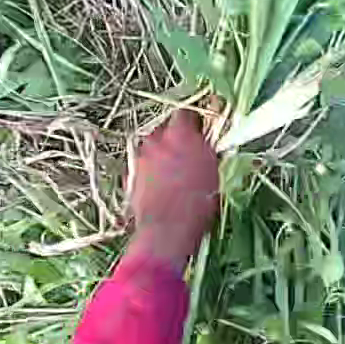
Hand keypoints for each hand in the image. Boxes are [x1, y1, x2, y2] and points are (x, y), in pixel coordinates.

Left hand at [124, 109, 218, 270]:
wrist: (167, 230)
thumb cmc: (198, 202)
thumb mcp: (213, 172)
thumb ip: (207, 150)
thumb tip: (207, 142)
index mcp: (181, 134)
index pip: (186, 113)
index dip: (194, 121)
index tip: (201, 130)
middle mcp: (157, 140)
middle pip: (166, 130)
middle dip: (176, 139)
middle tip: (190, 154)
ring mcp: (140, 158)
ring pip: (153, 149)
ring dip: (163, 156)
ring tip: (176, 174)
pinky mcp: (131, 176)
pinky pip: (144, 167)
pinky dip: (152, 173)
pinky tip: (163, 188)